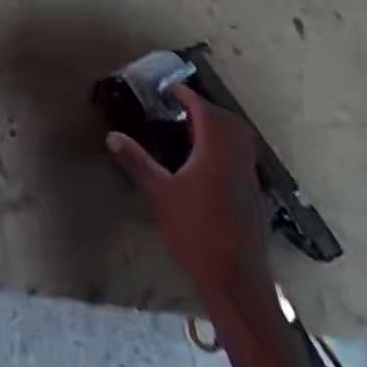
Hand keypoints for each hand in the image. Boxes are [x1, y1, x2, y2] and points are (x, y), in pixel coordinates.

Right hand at [108, 85, 268, 290]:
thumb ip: (137, 162)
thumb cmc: (195, 231)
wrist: (235, 278)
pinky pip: (243, 157)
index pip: (205, 111)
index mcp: (215, 152)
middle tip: (183, 109)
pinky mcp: (254, 195)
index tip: (172, 89)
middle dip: (207, 109)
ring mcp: (249, 177)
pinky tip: (208, 165)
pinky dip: (227, 148)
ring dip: (220, 128)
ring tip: (194, 133)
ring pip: (240, 140)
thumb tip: (112, 136)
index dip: (189, 96)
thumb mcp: (160, 195)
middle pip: (228, 121)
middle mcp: (237, 158)